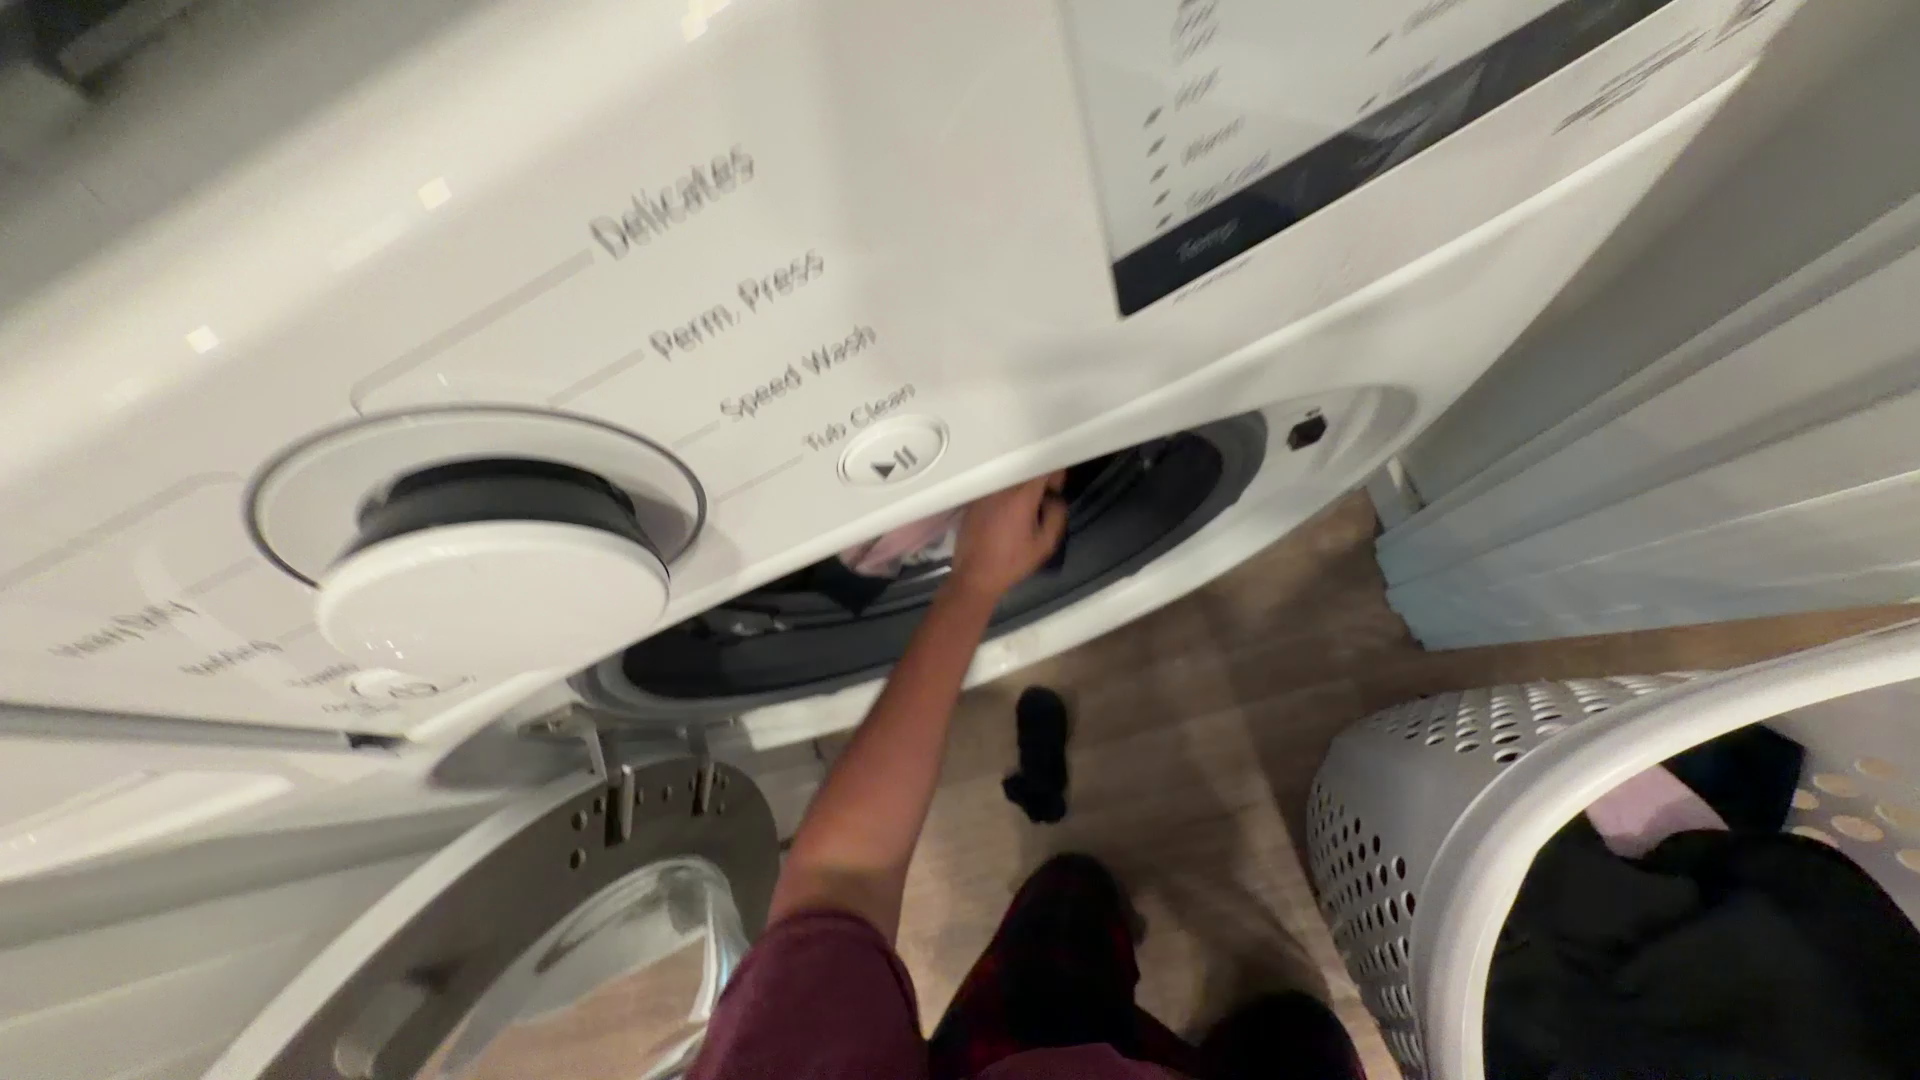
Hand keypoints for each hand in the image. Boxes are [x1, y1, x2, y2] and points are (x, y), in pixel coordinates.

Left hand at [949, 472, 1068, 600]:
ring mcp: (984, 495)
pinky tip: (1006, 516)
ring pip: (1008, 481)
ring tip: (1024, 510)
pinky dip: (1004, 497)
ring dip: (1020, 489)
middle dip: (1037, 481)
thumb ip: (1056, 515)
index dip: (1054, 474)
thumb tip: (1054, 500)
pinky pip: (995, 491)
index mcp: (1020, 498)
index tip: (1056, 489)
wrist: (975, 576)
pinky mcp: (973, 503)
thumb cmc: (1012, 562)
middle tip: (1043, 500)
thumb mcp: (1045, 544)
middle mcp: (1001, 490)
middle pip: (1024, 472)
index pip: (1041, 469)